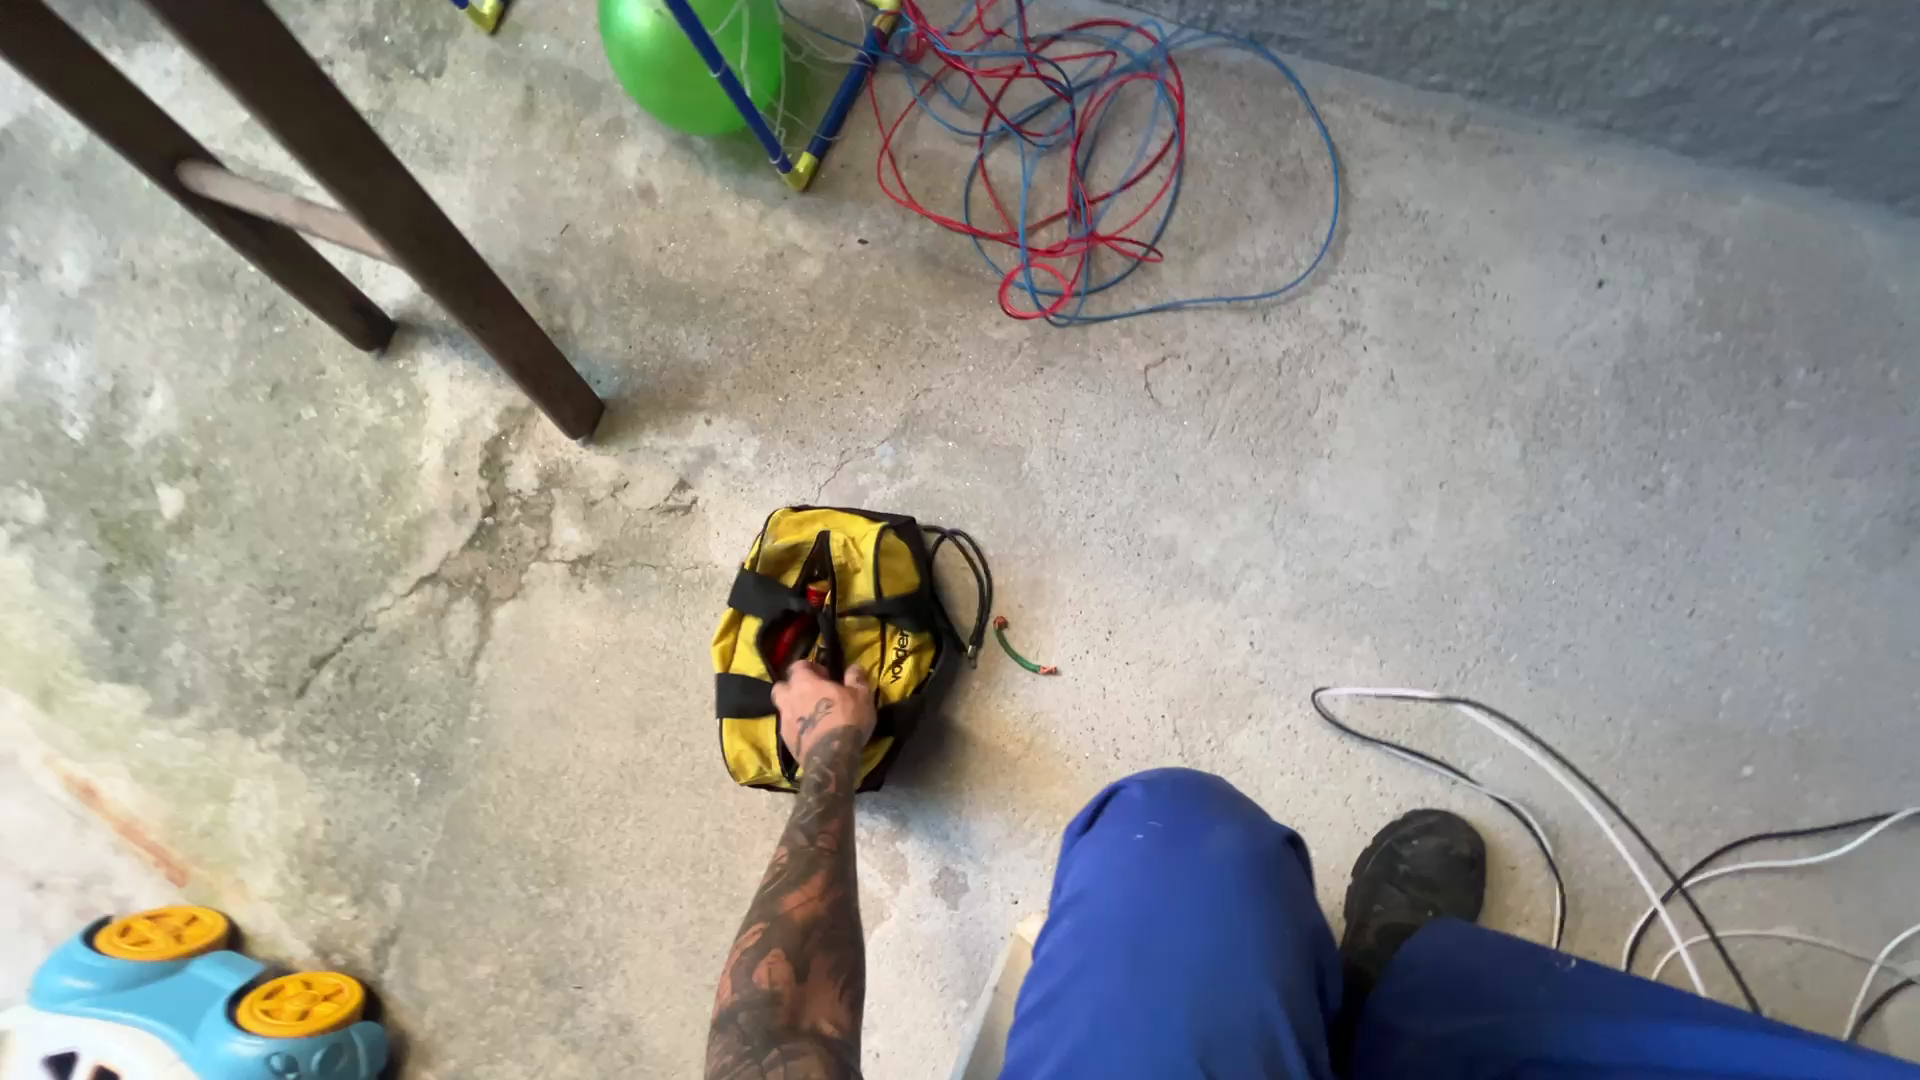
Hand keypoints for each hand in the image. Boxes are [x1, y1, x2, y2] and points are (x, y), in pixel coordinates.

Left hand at [773, 660, 876, 766]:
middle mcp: (789, 699)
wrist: (833, 757)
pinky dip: (797, 727)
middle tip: (811, 693)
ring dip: (794, 708)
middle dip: (793, 687)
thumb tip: (854, 667)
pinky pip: (788, 727)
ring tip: (811, 715)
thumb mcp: (861, 695)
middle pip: (781, 687)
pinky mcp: (786, 741)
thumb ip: (856, 678)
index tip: (825, 675)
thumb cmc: (847, 719)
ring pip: (783, 709)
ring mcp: (785, 721)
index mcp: (804, 683)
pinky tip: (811, 733)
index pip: (797, 666)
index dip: (810, 667)